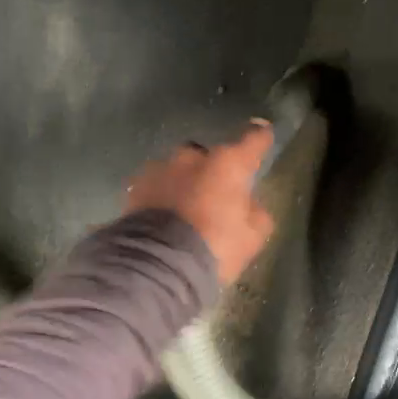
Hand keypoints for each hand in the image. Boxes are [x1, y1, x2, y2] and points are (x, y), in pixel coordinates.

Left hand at [125, 121, 275, 284]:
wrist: (159, 264)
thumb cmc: (215, 248)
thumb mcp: (251, 239)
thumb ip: (256, 215)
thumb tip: (249, 204)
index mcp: (228, 164)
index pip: (251, 141)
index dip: (260, 138)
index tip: (262, 134)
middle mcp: (192, 156)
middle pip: (207, 157)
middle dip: (211, 172)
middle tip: (214, 198)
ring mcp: (159, 169)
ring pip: (177, 171)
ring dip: (183, 185)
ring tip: (183, 213)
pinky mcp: (135, 188)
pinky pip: (155, 188)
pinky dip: (160, 199)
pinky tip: (161, 218)